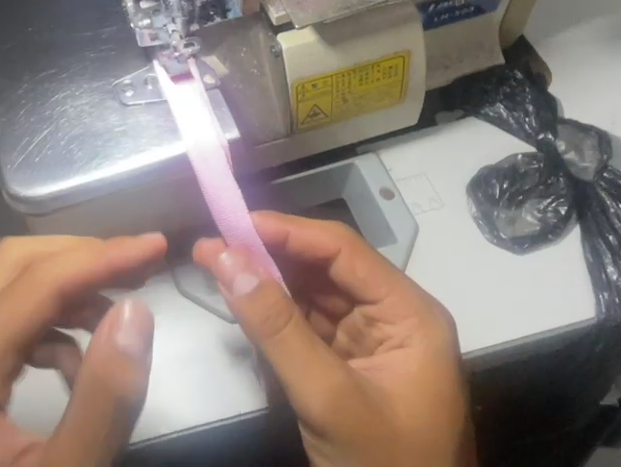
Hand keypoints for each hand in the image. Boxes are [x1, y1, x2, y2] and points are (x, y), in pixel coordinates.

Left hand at [0, 233, 168, 466]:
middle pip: (13, 264)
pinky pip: (2, 325)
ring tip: (121, 304)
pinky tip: (79, 359)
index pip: (40, 279)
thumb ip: (104, 398)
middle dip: (80, 255)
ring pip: (6, 289)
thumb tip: (135, 310)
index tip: (158, 246)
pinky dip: (47, 323)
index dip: (103, 254)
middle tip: (141, 264)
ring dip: (65, 286)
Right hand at [194, 212, 474, 466]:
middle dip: (267, 254)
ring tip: (214, 263)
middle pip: (324, 267)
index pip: (342, 250)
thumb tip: (225, 258)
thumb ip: (276, 327)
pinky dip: (272, 315)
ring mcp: (371, 343)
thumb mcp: (329, 399)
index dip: (285, 230)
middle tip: (212, 245)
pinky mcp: (349, 367)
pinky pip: (306, 325)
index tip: (232, 222)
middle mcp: (393, 317)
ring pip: (310, 293)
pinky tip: (240, 301)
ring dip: (264, 281)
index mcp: (409, 314)